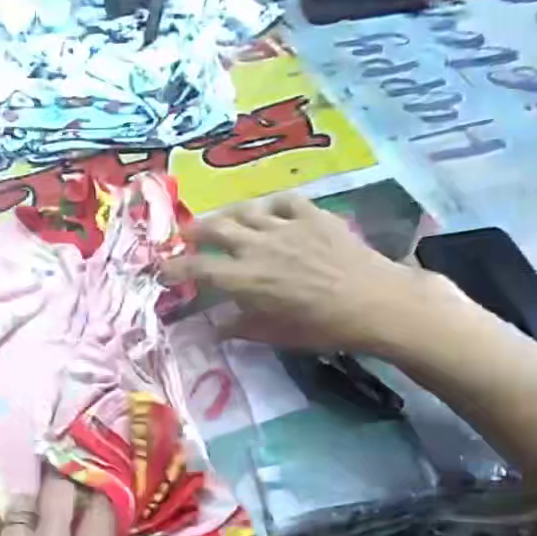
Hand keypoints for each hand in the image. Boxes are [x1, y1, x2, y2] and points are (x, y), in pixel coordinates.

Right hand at [162, 192, 469, 358]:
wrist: (375, 302)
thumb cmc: (321, 327)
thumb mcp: (275, 333)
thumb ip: (242, 326)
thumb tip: (216, 327)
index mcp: (244, 279)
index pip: (197, 268)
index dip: (174, 267)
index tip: (161, 269)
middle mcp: (257, 247)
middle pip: (214, 229)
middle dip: (194, 231)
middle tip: (185, 236)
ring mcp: (285, 226)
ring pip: (244, 210)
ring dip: (226, 215)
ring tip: (221, 220)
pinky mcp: (312, 215)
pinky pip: (282, 201)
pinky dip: (269, 205)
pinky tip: (267, 211)